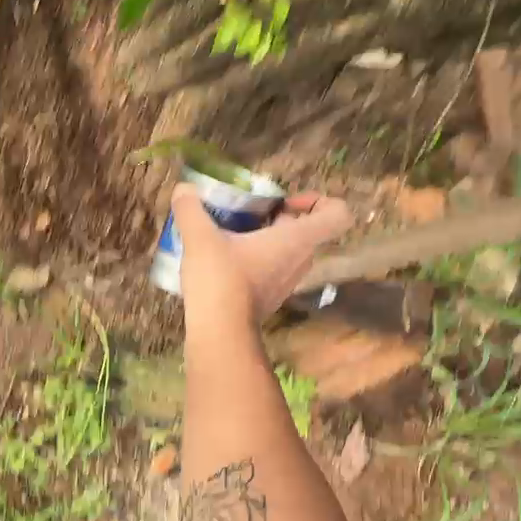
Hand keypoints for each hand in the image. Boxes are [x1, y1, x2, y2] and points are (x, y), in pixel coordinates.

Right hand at [174, 186, 353, 328]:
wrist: (219, 331)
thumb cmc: (220, 279)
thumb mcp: (200, 239)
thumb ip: (191, 211)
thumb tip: (183, 189)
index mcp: (296, 239)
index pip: (337, 214)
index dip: (319, 201)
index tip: (284, 203)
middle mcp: (300, 260)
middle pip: (307, 232)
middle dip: (281, 221)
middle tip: (250, 219)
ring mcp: (287, 284)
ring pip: (288, 254)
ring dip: (267, 244)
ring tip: (233, 243)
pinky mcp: (269, 301)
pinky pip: (272, 274)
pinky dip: (256, 266)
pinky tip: (224, 269)